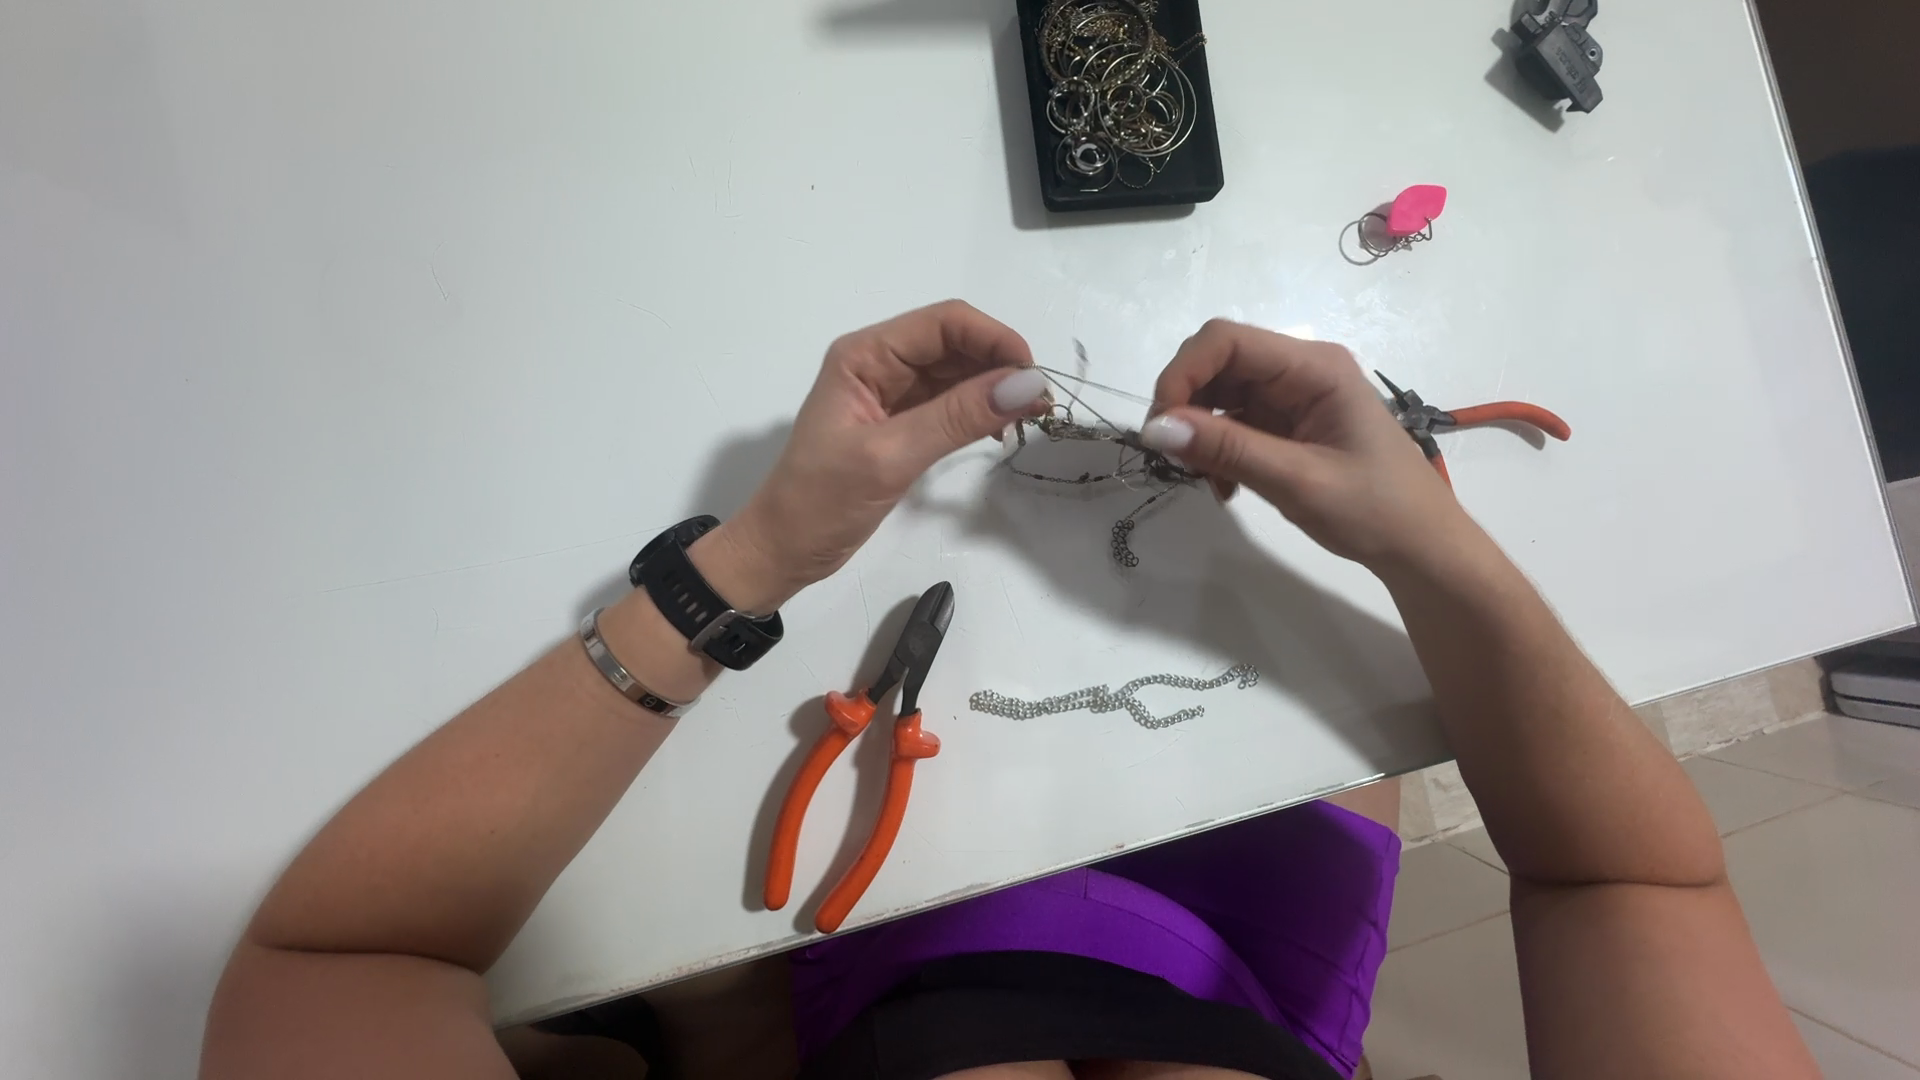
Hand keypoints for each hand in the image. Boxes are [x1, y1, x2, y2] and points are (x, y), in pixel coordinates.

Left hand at [696, 301, 1049, 609]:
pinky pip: (949, 406)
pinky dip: (978, 413)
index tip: (1033, 377)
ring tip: (1027, 419)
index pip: (943, 323)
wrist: (782, 551)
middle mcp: (880, 365)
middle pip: (954, 344)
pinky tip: (1000, 430)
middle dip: (999, 365)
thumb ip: (957, 418)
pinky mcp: (900, 427)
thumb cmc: (820, 502)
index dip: (994, 339)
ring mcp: (891, 397)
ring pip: (956, 375)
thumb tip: (1026, 386)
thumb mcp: (889, 457)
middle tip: (1039, 406)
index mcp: (865, 356)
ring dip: (994, 390)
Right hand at [1137, 319, 1467, 569]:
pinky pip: (1229, 423)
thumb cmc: (1374, 510)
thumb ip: (1226, 449)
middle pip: (1215, 363)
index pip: (1225, 341)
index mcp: (1313, 367)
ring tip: (1204, 479)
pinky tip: (1223, 487)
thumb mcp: (1297, 481)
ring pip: (1216, 394)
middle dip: (1184, 405)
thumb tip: (1155, 429)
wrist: (1419, 547)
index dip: (1182, 374)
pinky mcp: (1283, 424)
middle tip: (1176, 458)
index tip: (1161, 428)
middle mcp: (1298, 370)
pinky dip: (1213, 451)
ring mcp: (1290, 397)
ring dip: (1196, 433)